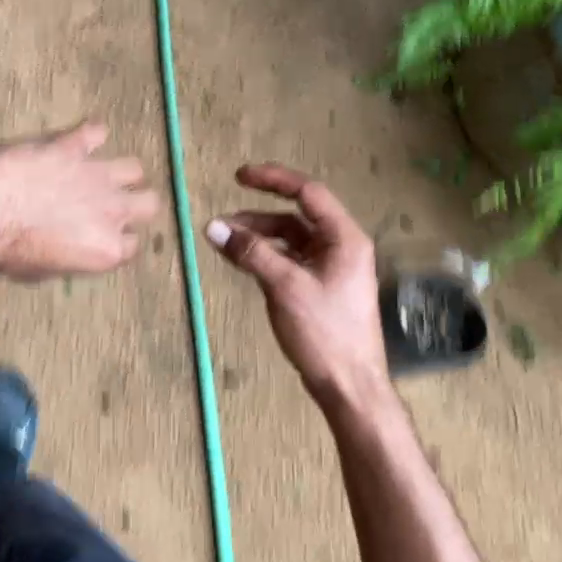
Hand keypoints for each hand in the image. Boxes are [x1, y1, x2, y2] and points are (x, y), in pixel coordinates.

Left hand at [0, 123, 160, 282]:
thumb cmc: (7, 250)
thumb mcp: (44, 271)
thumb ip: (73, 256)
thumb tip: (73, 246)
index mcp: (107, 248)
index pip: (131, 244)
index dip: (116, 237)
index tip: (101, 233)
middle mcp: (112, 211)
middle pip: (148, 203)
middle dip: (133, 202)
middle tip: (109, 203)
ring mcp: (95, 175)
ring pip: (132, 167)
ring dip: (118, 171)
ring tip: (97, 172)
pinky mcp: (72, 147)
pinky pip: (96, 131)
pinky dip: (91, 134)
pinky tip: (82, 138)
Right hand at [205, 164, 392, 412]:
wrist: (349, 385)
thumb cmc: (325, 332)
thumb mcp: (285, 287)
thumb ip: (250, 253)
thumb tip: (212, 227)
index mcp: (344, 239)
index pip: (308, 193)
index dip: (273, 179)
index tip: (239, 176)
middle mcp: (339, 247)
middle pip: (294, 216)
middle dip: (256, 215)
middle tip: (221, 221)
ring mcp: (329, 268)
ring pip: (288, 239)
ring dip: (256, 237)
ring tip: (223, 243)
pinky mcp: (318, 287)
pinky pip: (287, 259)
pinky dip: (263, 255)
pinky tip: (240, 261)